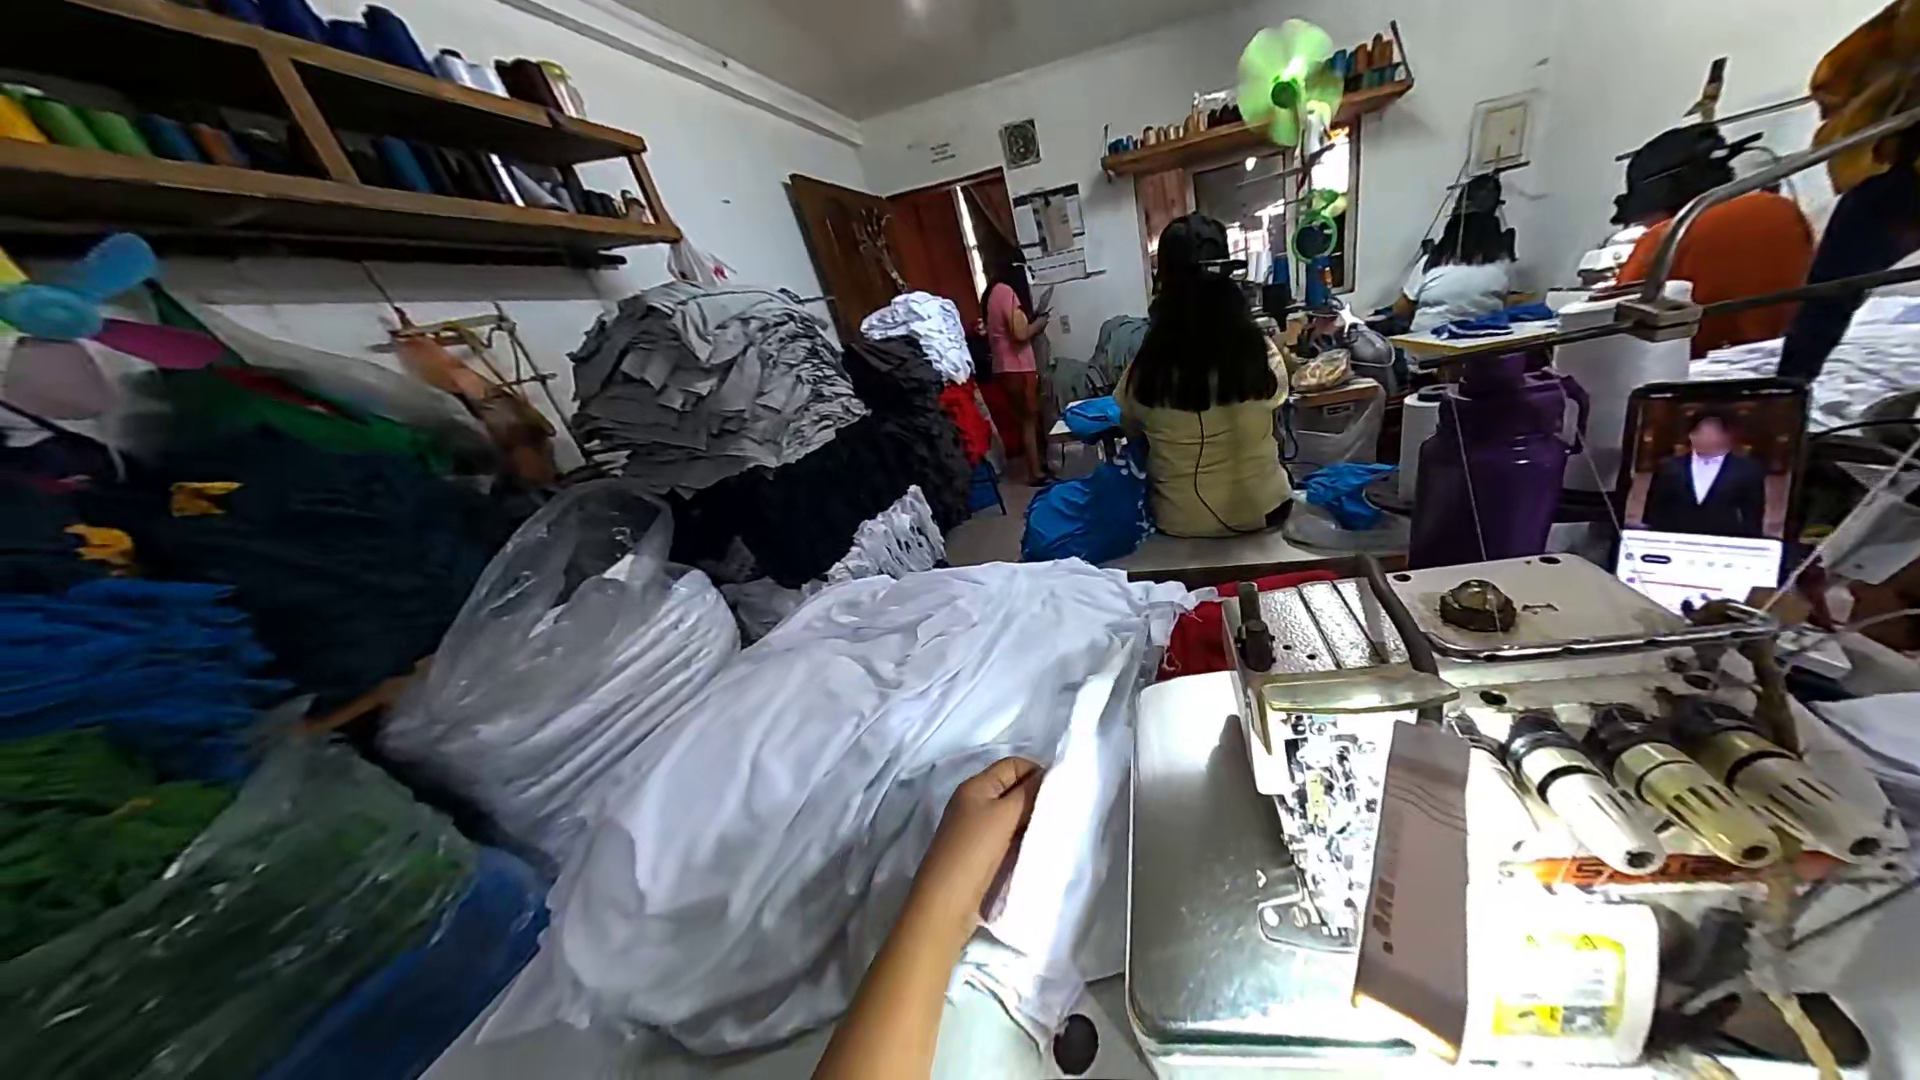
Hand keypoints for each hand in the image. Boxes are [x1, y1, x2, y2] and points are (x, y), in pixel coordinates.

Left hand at [908, 758, 1043, 934]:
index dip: (1036, 773)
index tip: (1060, 793)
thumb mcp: (1003, 816)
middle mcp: (974, 801)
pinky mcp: (980, 852)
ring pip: (1012, 814)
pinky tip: (1037, 848)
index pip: (1013, 765)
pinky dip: (1022, 838)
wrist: (945, 905)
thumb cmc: (974, 852)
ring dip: (1031, 820)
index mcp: (976, 785)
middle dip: (1036, 797)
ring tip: (1053, 831)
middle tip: (1061, 814)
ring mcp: (976, 828)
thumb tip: (1049, 775)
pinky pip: (1007, 835)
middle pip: (1013, 789)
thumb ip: (1028, 793)